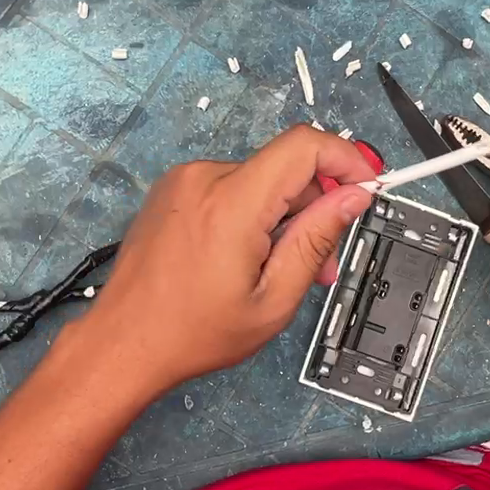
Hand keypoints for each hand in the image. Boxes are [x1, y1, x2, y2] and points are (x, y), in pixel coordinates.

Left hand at [71, 126, 376, 395]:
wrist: (123, 342)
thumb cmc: (190, 333)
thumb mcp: (272, 300)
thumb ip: (316, 241)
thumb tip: (353, 198)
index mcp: (231, 203)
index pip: (304, 146)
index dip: (346, 159)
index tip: (366, 185)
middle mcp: (203, 179)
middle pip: (285, 168)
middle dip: (315, 208)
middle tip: (322, 262)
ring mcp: (183, 182)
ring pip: (260, 181)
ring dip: (283, 217)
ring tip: (280, 269)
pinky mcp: (174, 191)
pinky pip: (231, 188)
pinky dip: (252, 215)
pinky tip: (248, 256)